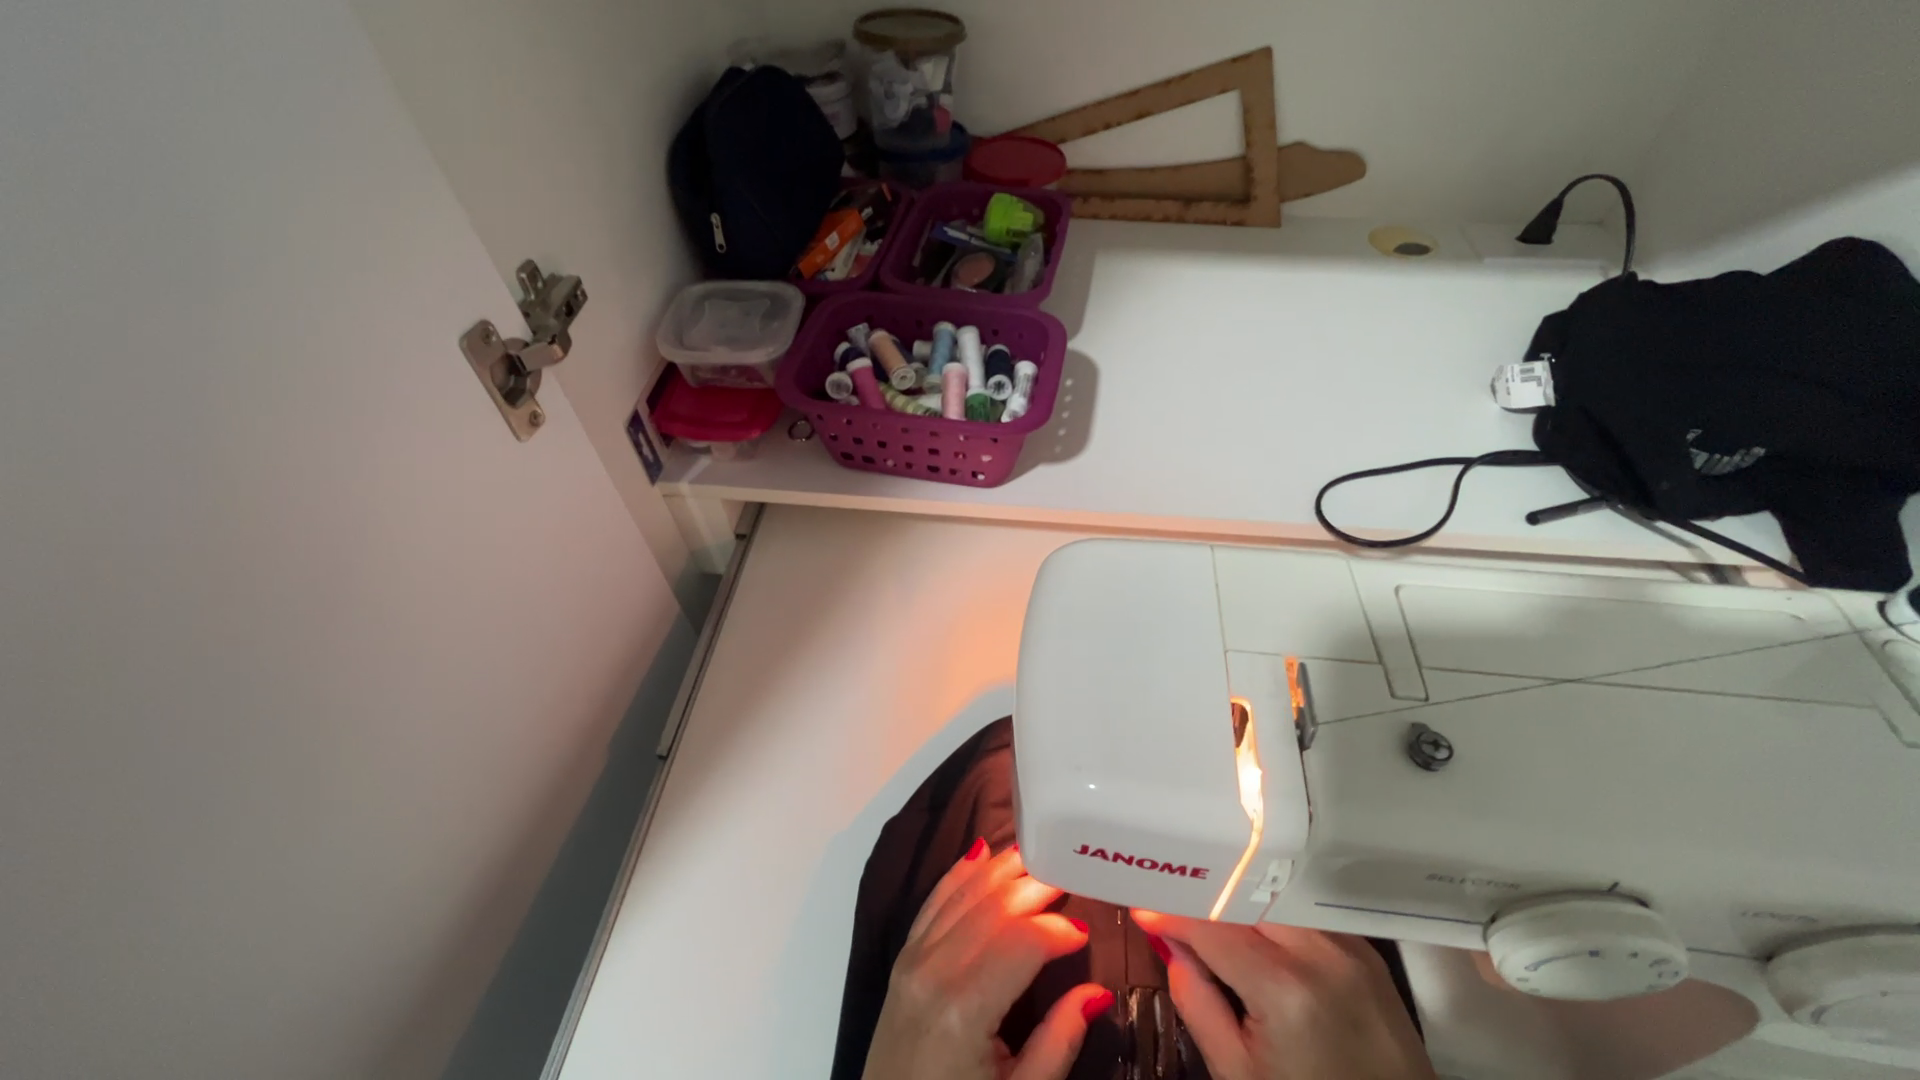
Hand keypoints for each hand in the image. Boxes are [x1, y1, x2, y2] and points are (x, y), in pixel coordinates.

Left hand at [862, 841, 1113, 1079]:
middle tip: (1071, 872)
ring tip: (1038, 854)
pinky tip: (982, 854)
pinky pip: (933, 902)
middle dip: (1034, 887)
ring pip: (962, 894)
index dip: (1057, 928)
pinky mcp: (901, 960)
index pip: (1021, 943)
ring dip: (1001, 871)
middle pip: (992, 908)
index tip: (1087, 929)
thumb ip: (1058, 1041)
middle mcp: (932, 971)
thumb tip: (1097, 992)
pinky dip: (961, 875)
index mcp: (964, 1010)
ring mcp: (911, 960)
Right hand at [1131, 909, 1436, 1079]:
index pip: (1211, 925)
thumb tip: (1169, 943)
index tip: (1140, 905)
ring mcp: (1349, 947)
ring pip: (1273, 901)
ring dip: (1236, 905)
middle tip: (1168, 905)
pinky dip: (1270, 918)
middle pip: (1244, 901)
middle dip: (1203, 900)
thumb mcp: (1237, 1073)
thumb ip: (1196, 1001)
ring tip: (1205, 919)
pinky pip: (1302, 916)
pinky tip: (1251, 933)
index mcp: (1285, 989)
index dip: (1171, 912)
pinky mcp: (1365, 951)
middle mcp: (1321, 952)